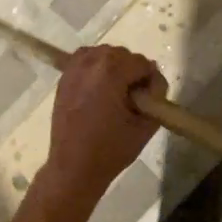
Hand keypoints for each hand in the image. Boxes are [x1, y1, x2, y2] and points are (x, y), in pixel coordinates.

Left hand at [43, 46, 166, 196]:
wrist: (73, 167)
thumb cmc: (111, 149)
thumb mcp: (145, 126)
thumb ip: (157, 97)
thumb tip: (154, 82)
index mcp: (111, 72)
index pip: (141, 63)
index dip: (150, 80)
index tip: (149, 100)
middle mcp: (91, 62)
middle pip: (122, 54)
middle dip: (132, 72)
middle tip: (134, 98)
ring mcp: (74, 68)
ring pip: (104, 53)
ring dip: (114, 67)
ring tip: (116, 93)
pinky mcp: (64, 77)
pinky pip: (86, 59)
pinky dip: (96, 66)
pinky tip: (99, 88)